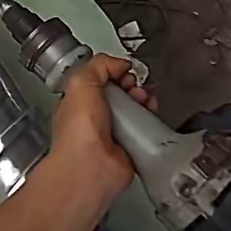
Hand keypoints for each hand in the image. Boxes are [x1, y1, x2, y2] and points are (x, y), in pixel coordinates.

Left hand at [38, 53, 153, 206]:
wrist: (91, 167)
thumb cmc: (78, 131)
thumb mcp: (80, 82)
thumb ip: (99, 65)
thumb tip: (120, 64)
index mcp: (80, 101)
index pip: (101, 79)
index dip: (114, 72)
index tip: (122, 71)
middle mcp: (96, 117)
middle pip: (122, 92)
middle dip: (132, 85)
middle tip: (133, 87)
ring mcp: (115, 133)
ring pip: (136, 108)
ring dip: (143, 99)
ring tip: (144, 99)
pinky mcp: (132, 146)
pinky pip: (147, 127)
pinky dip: (152, 119)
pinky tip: (151, 113)